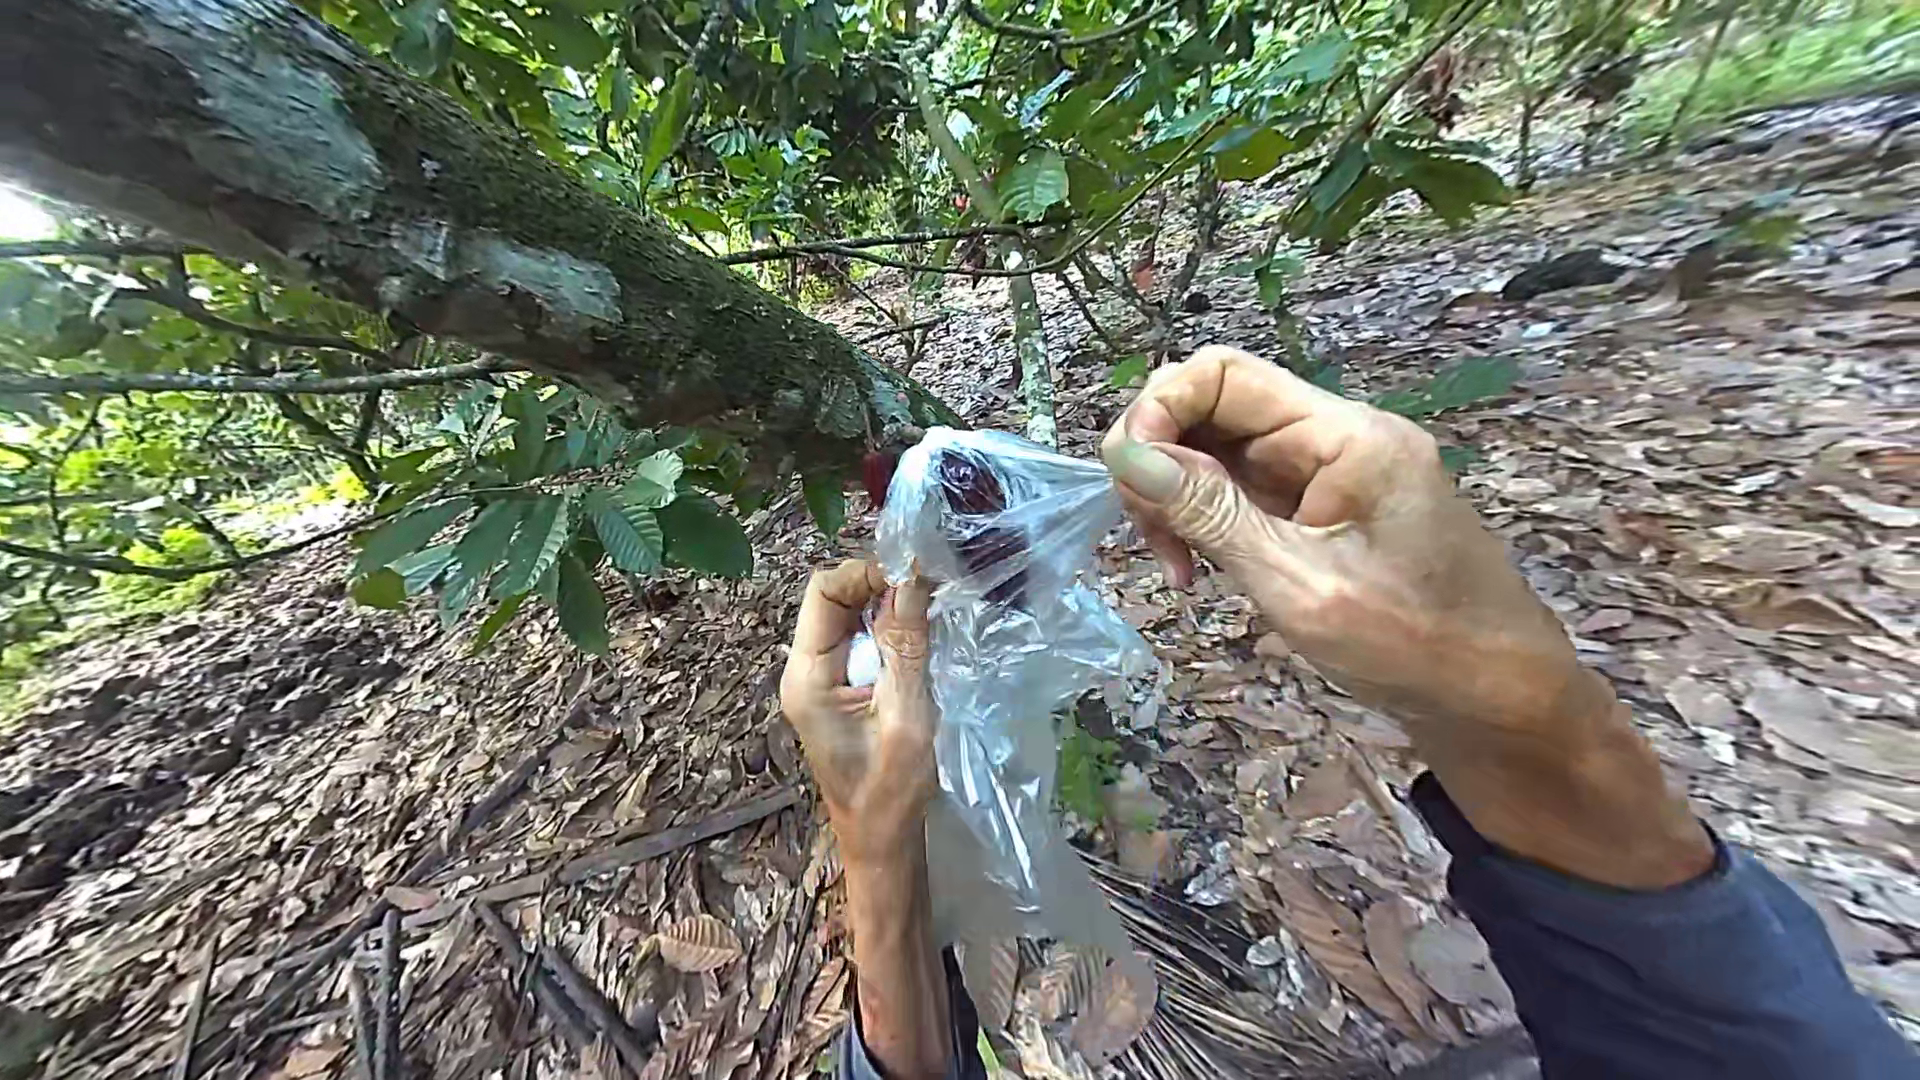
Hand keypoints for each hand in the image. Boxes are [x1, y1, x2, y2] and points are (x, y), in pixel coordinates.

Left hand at [779, 560, 951, 1078]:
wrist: (882, 845)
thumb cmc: (891, 794)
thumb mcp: (906, 717)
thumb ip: (906, 645)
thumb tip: (912, 576)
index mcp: (808, 675)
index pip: (823, 591)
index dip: (867, 573)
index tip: (915, 580)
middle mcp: (808, 667)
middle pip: (836, 597)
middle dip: (882, 587)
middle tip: (929, 596)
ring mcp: (825, 676)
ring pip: (853, 614)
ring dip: (891, 607)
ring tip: (930, 615)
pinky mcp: (845, 686)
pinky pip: (865, 638)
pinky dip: (893, 628)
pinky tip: (921, 637)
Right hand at [1103, 346, 1710, 887]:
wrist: (1493, 699)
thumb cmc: (1411, 646)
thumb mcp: (1296, 582)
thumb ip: (1209, 512)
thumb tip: (1125, 453)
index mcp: (1339, 434)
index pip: (1221, 374)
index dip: (1157, 409)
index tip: (1127, 476)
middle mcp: (1323, 435)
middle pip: (1206, 407)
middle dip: (1156, 461)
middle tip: (1148, 532)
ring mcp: (1312, 469)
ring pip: (1206, 450)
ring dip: (1169, 498)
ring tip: (1173, 563)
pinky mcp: (1302, 502)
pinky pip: (1225, 488)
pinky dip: (1194, 520)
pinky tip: (1191, 566)